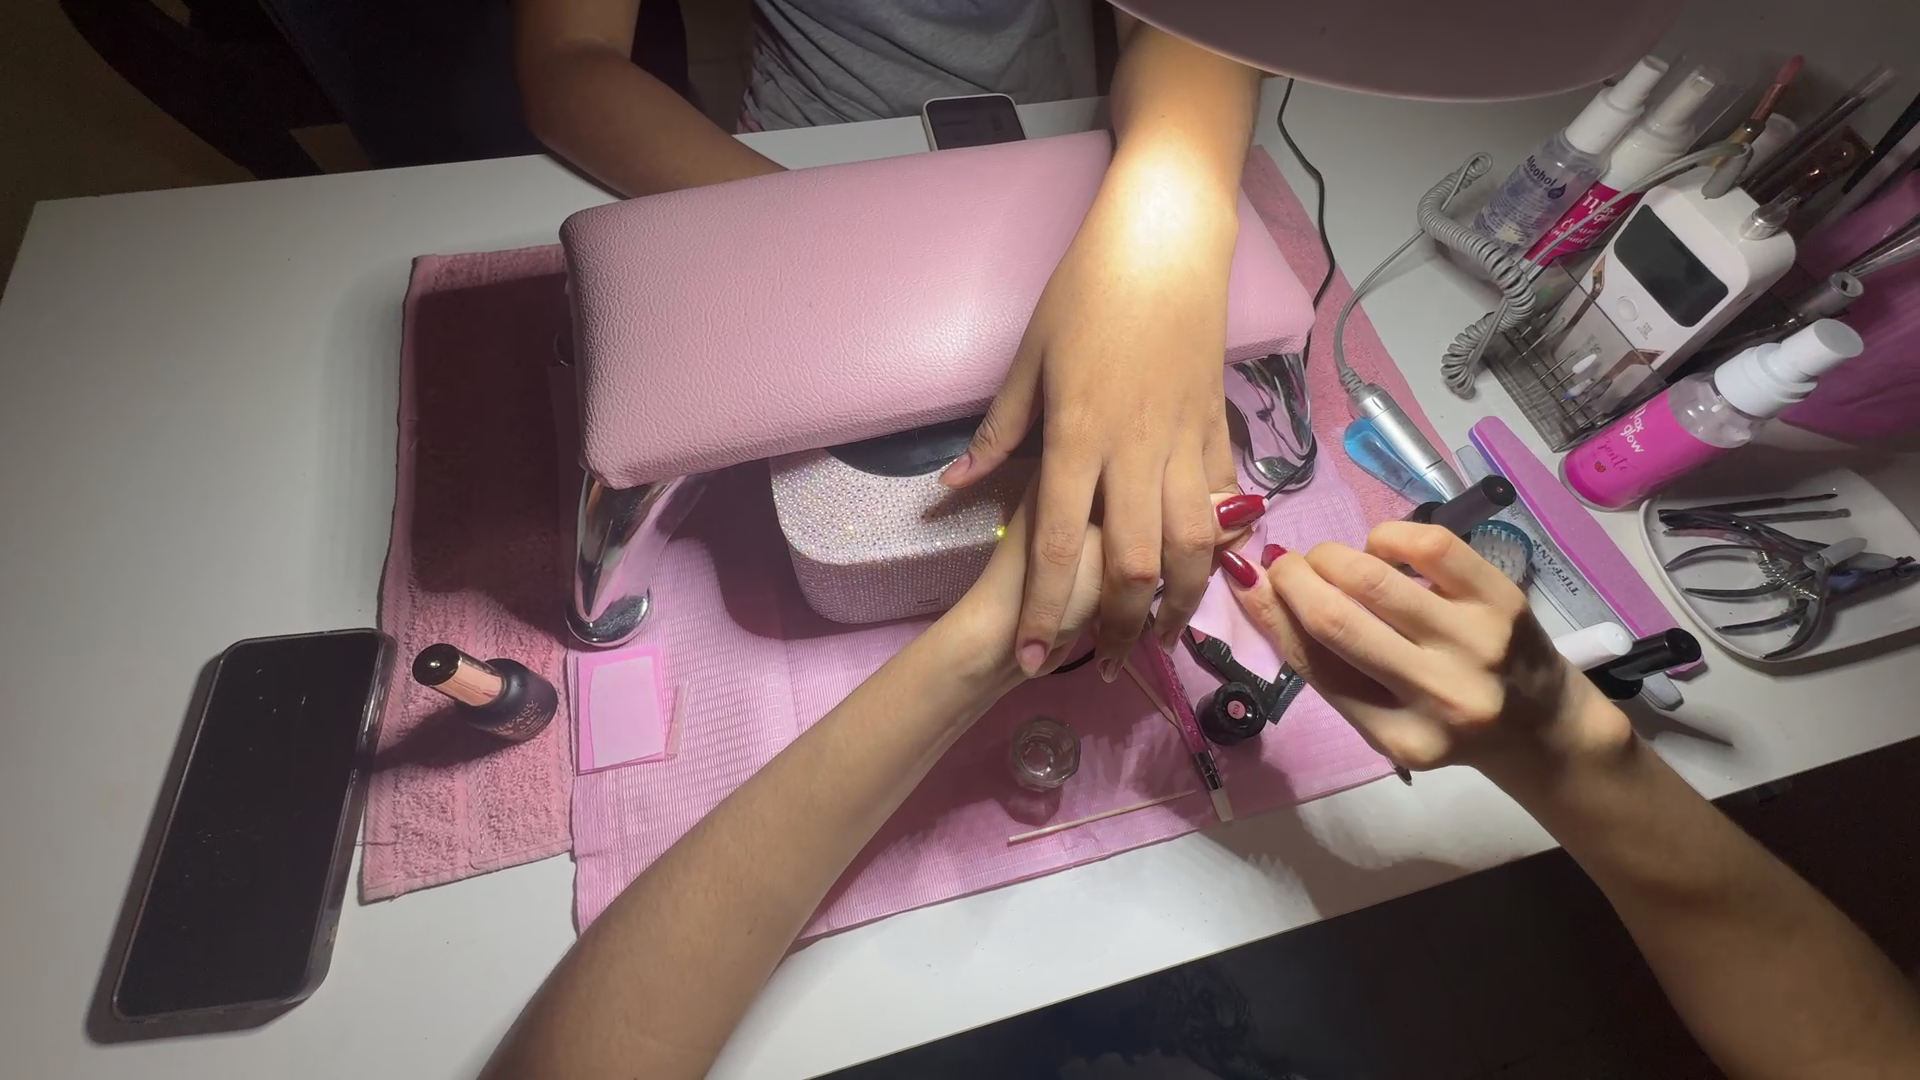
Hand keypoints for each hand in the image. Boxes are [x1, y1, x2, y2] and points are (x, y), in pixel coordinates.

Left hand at [942, 177, 1241, 680]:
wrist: (1168, 239)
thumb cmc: (1086, 293)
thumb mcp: (1028, 359)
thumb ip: (998, 433)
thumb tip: (952, 487)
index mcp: (1079, 437)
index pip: (1060, 543)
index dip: (1044, 608)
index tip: (1030, 656)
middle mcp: (1137, 451)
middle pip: (1136, 562)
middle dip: (1118, 624)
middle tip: (1105, 664)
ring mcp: (1187, 441)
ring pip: (1196, 544)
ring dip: (1182, 598)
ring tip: (1163, 632)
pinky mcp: (1220, 427)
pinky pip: (1225, 499)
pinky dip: (1220, 542)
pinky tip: (1210, 570)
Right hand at [1222, 522, 1630, 774]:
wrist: (1543, 728)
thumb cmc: (1438, 721)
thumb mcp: (1374, 714)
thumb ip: (1317, 659)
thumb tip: (1254, 585)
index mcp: (1399, 736)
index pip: (1311, 663)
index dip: (1268, 611)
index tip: (1248, 580)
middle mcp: (1442, 695)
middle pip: (1335, 618)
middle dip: (1292, 578)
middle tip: (1284, 567)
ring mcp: (1479, 644)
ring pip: (1374, 578)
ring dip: (1330, 557)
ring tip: (1328, 562)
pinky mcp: (1505, 600)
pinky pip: (1428, 546)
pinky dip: (1385, 538)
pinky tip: (1380, 552)